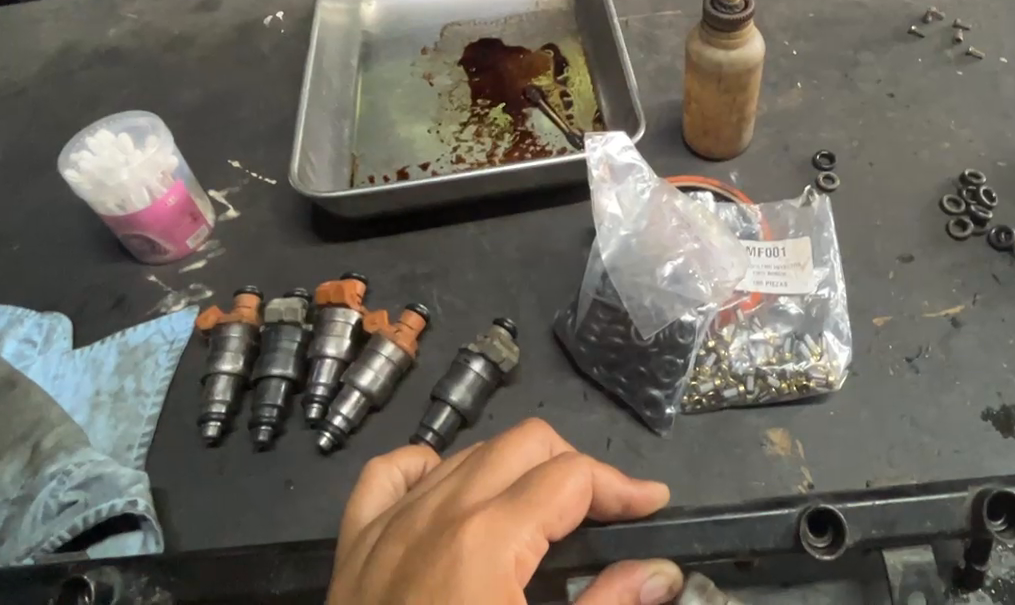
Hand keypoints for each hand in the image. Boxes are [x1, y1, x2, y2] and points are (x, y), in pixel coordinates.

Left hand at [326, 418, 683, 604]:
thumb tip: (661, 572)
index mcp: (488, 537)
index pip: (572, 476)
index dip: (621, 486)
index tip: (651, 504)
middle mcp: (440, 511)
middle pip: (525, 443)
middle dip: (573, 466)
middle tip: (599, 513)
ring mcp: (390, 524)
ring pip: (469, 452)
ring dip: (513, 470)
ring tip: (538, 511)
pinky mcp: (353, 547)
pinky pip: (391, 474)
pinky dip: (428, 470)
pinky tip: (451, 494)